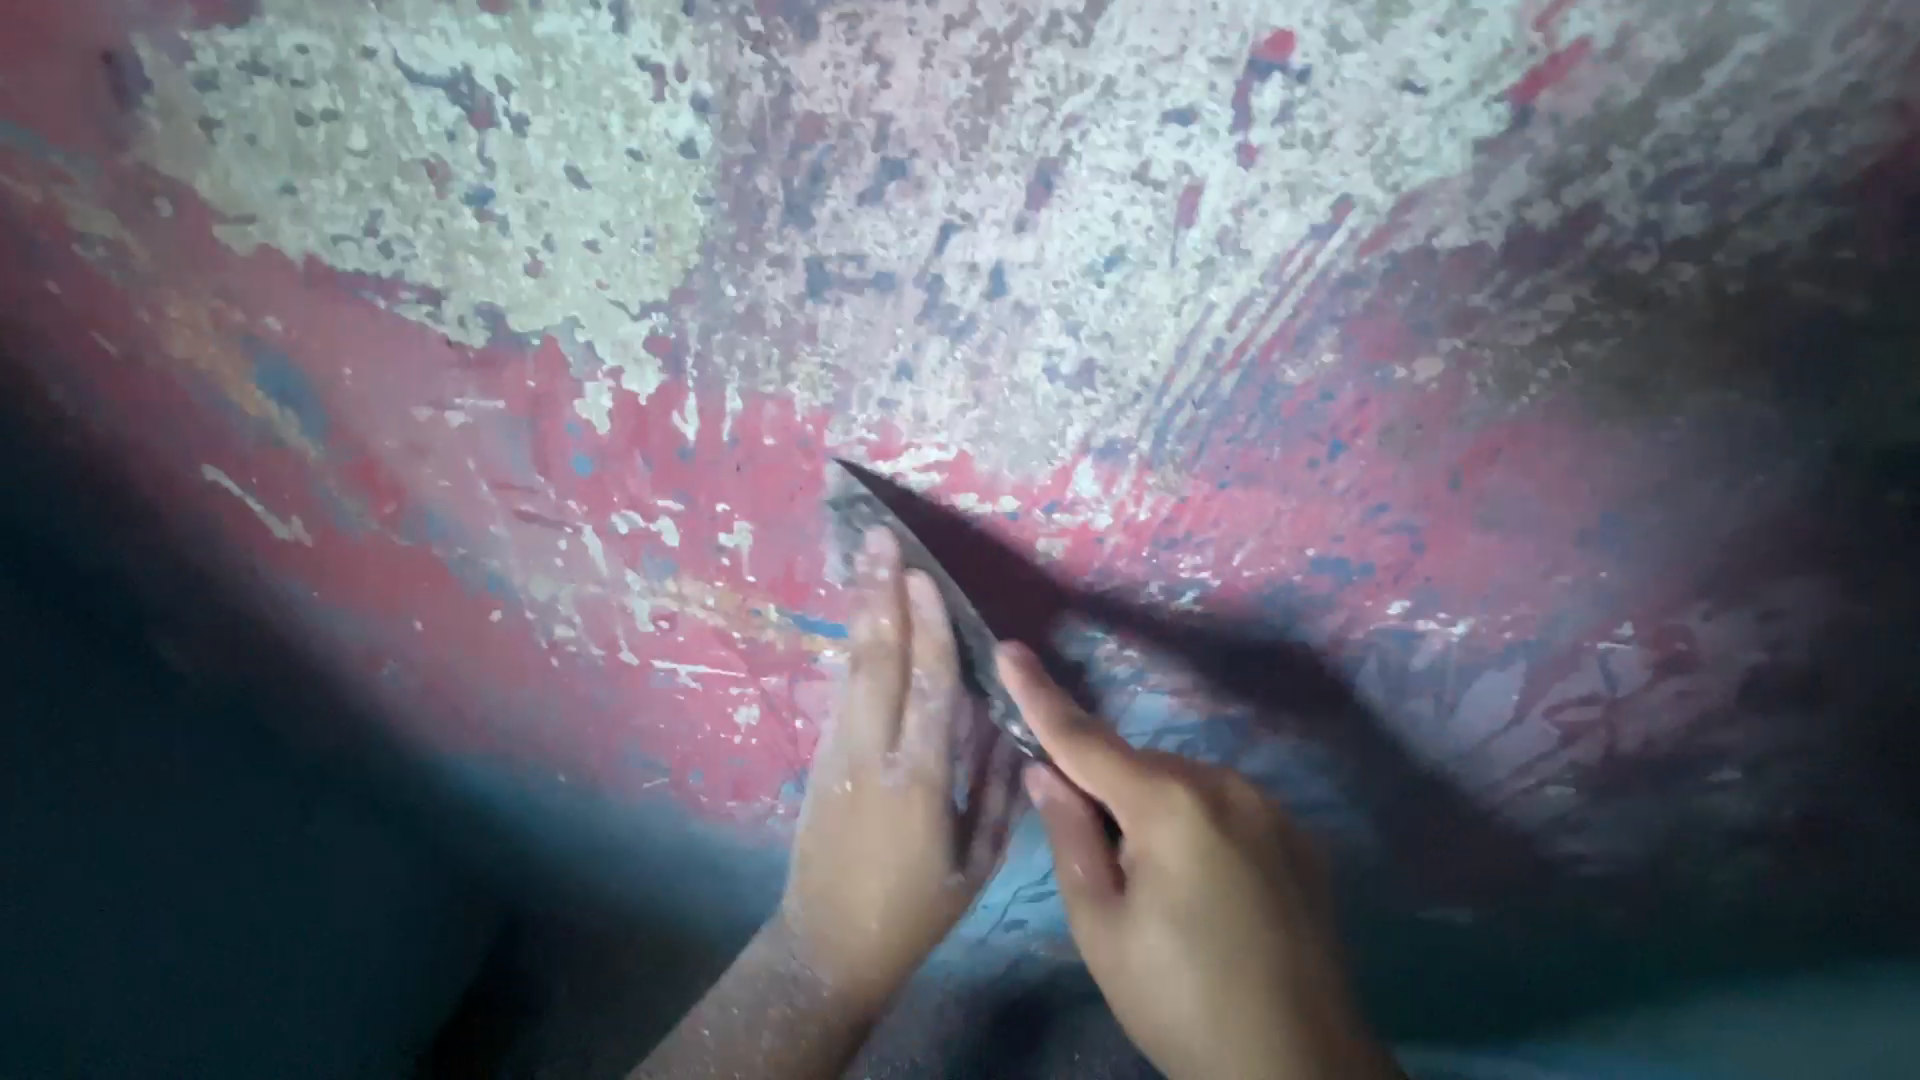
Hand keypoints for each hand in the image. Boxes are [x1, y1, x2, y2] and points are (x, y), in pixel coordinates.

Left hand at [778, 527, 1020, 1013]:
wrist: (824, 947)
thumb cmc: (914, 912)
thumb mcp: (975, 864)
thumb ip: (997, 789)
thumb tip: (1009, 724)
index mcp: (917, 784)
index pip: (929, 692)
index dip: (930, 631)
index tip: (926, 579)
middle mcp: (870, 756)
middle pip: (878, 663)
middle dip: (881, 597)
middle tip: (881, 541)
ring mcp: (836, 753)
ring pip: (852, 670)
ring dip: (862, 611)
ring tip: (867, 561)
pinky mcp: (820, 757)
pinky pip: (841, 692)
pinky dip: (854, 649)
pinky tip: (862, 617)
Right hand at [1000, 644, 1401, 1079]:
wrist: (1300, 1071)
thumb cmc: (1179, 1000)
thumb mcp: (1101, 927)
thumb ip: (1070, 835)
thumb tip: (1046, 770)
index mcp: (1168, 804)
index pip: (1084, 739)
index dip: (1039, 695)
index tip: (1009, 650)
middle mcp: (1224, 785)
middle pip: (1137, 768)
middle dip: (1107, 794)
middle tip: (1104, 868)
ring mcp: (1269, 808)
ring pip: (1182, 786)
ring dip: (1154, 813)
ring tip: (1163, 894)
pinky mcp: (1299, 836)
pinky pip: (1224, 809)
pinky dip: (1197, 828)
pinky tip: (1209, 895)